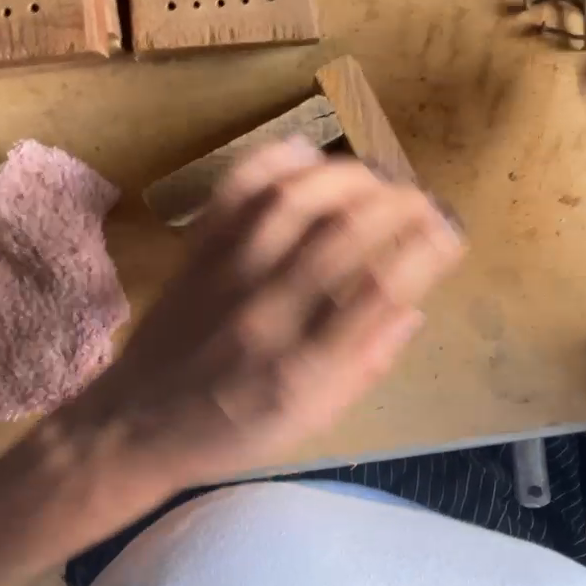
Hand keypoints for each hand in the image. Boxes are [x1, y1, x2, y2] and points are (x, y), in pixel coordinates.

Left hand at [70, 139, 464, 490]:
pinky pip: (235, 194)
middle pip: (342, 236)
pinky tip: (308, 154)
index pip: (377, 292)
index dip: (424, 251)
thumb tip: (414, 308)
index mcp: (302, 369)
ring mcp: (225, 276)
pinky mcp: (196, 252)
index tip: (449, 233)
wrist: (136, 425)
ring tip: (378, 179)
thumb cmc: (233, 431)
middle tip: (424, 201)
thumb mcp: (310, 421)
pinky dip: (273, 162)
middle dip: (398, 205)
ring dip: (347, 177)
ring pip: (292, 202)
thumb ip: (365, 366)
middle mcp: (267, 314)